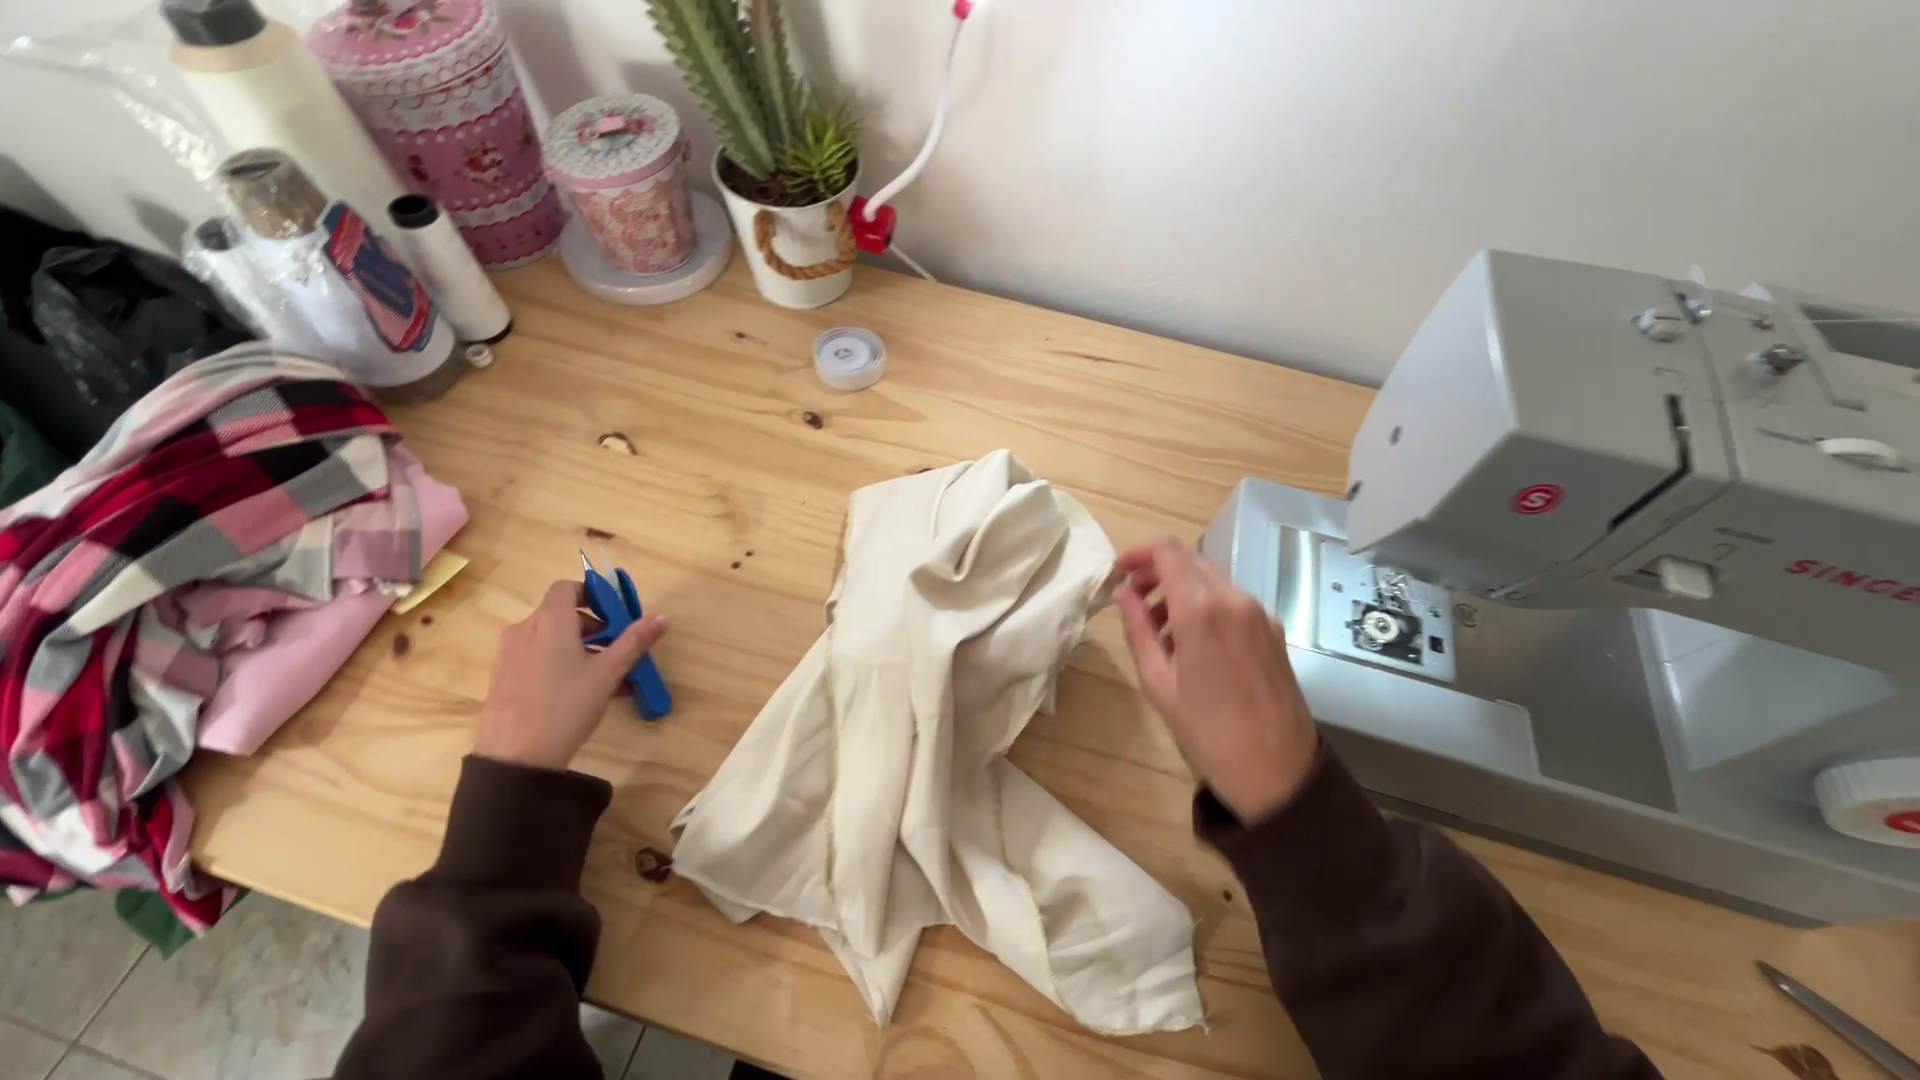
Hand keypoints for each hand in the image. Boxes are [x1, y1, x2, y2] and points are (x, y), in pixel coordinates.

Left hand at [474, 580, 668, 770]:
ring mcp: (509, 654)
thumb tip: (662, 617)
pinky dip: (560, 664)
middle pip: (562, 615)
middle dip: (594, 628)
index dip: (593, 594)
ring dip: (580, 649)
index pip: (567, 588)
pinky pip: (537, 658)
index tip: (615, 615)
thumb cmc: (566, 707)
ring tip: (606, 679)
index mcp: (549, 621)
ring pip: (551, 640)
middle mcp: (524, 629)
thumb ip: (635, 642)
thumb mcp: (608, 674)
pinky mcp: (503, 678)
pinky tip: (581, 694)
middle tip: (618, 652)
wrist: (515, 759)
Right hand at [1113, 537, 1317, 822]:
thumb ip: (1137, 630)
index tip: (1118, 572)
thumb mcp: (1158, 682)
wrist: (1278, 771)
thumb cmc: (1208, 732)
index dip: (1138, 553)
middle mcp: (1235, 599)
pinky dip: (1204, 607)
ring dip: (1179, 591)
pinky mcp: (1273, 631)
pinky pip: (1231, 602)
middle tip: (1131, 601)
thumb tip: (1123, 594)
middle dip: (1156, 571)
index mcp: (1202, 609)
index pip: (1168, 551)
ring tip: (1157, 632)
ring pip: (1211, 580)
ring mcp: (1259, 614)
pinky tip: (1191, 646)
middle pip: (1191, 560)